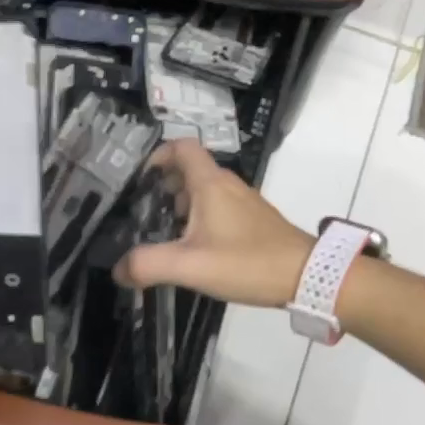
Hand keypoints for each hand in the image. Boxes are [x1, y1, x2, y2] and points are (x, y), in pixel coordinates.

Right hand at [114, 140, 314, 307]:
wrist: (307, 276)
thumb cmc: (247, 263)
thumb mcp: (190, 267)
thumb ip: (148, 266)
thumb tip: (118, 270)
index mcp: (210, 184)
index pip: (182, 147)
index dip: (157, 156)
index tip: (139, 180)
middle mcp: (227, 185)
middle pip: (190, 170)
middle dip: (164, 186)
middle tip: (145, 213)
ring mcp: (244, 202)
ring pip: (205, 191)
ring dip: (182, 205)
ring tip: (165, 234)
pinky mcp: (254, 220)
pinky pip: (219, 208)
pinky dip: (202, 219)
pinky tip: (196, 250)